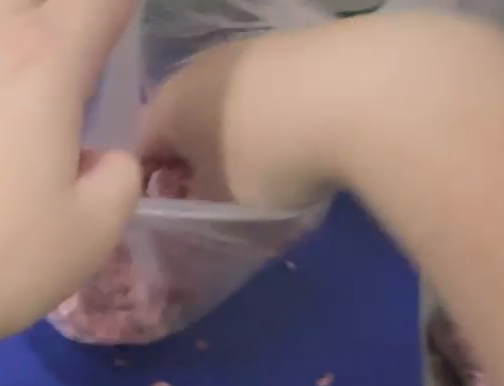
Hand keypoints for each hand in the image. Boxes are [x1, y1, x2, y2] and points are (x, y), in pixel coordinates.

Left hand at [0, 0, 145, 364]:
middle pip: (31, 0)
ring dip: (9, 71)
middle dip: (61, 24)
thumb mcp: (94, 233)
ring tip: (10, 143)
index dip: (119, 12)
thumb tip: (101, 157)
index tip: (120, 47)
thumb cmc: (1, 263)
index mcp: (42, 61)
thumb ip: (120, 175)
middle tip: (73, 85)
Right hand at [137, 31, 336, 211]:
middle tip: (213, 204)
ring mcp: (250, 51)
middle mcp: (199, 67)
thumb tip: (186, 214)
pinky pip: (264, 96)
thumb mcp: (218, 206)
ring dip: (230, 143)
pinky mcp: (295, 45)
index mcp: (166, 105)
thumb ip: (190, 214)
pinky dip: (267, 123)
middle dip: (191, 166)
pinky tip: (294, 146)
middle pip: (181, 126)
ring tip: (258, 178)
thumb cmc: (267, 159)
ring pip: (223, 108)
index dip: (150, 193)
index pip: (140, 153)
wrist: (363, 92)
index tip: (172, 221)